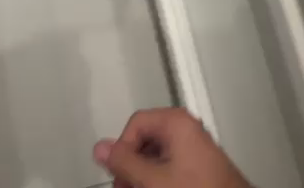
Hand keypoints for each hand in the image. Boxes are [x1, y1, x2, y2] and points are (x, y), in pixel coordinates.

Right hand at [92, 108, 251, 187]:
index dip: (123, 149)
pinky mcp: (202, 167)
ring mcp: (196, 148)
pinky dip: (160, 180)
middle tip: (126, 186)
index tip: (119, 174)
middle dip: (132, 165)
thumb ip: (125, 162)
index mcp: (176, 122)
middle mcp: (187, 128)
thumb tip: (101, 147)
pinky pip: (172, 166)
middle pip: (146, 139)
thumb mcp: (154, 180)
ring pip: (158, 156)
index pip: (136, 124)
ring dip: (144, 175)